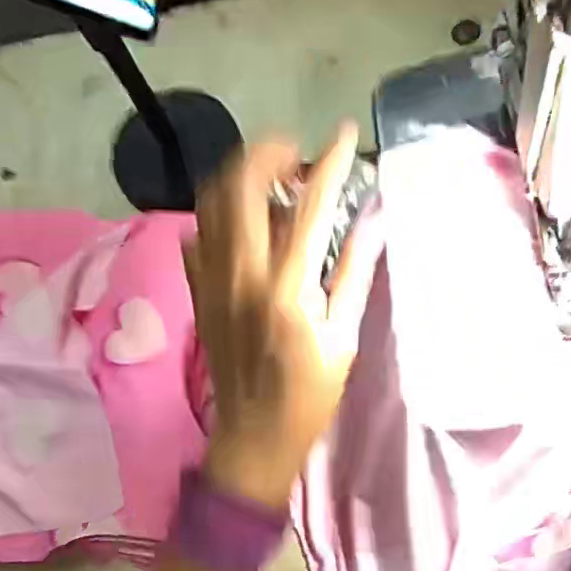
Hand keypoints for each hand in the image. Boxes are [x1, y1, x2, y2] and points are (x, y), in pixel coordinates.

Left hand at [184, 122, 385, 508]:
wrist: (254, 436)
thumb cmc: (308, 395)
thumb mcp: (343, 338)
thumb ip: (355, 272)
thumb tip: (373, 218)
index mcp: (287, 289)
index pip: (309, 206)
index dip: (330, 162)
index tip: (346, 133)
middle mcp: (241, 275)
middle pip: (240, 185)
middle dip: (269, 153)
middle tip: (297, 155)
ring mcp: (211, 282)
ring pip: (210, 202)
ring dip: (239, 178)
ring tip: (269, 183)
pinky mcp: (197, 293)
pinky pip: (198, 236)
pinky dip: (219, 218)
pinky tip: (243, 227)